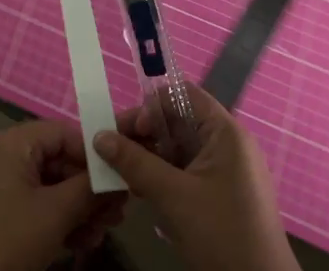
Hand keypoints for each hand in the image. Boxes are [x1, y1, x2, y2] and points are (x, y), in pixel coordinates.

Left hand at [0, 119, 126, 270]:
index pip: (62, 133)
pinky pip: (39, 202)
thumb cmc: (11, 238)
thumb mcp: (56, 212)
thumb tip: (118, 176)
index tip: (120, 176)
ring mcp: (3, 183)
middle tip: (119, 209)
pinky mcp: (4, 208)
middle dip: (90, 188)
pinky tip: (86, 241)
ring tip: (107, 229)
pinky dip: (62, 218)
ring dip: (81, 207)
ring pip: (52, 185)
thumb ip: (89, 189)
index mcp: (12, 143)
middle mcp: (6, 155)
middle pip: (59, 160)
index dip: (93, 153)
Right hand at [93, 84, 299, 270]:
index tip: (129, 131)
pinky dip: (166, 177)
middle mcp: (229, 144)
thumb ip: (134, 162)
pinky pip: (189, 172)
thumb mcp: (172, 196)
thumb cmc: (221, 234)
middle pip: (180, 122)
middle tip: (114, 153)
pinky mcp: (224, 195)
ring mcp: (228, 171)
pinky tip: (145, 192)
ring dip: (152, 158)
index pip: (183, 94)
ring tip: (125, 176)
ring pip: (181, 149)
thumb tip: (98, 136)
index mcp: (225, 133)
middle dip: (146, 134)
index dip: (152, 105)